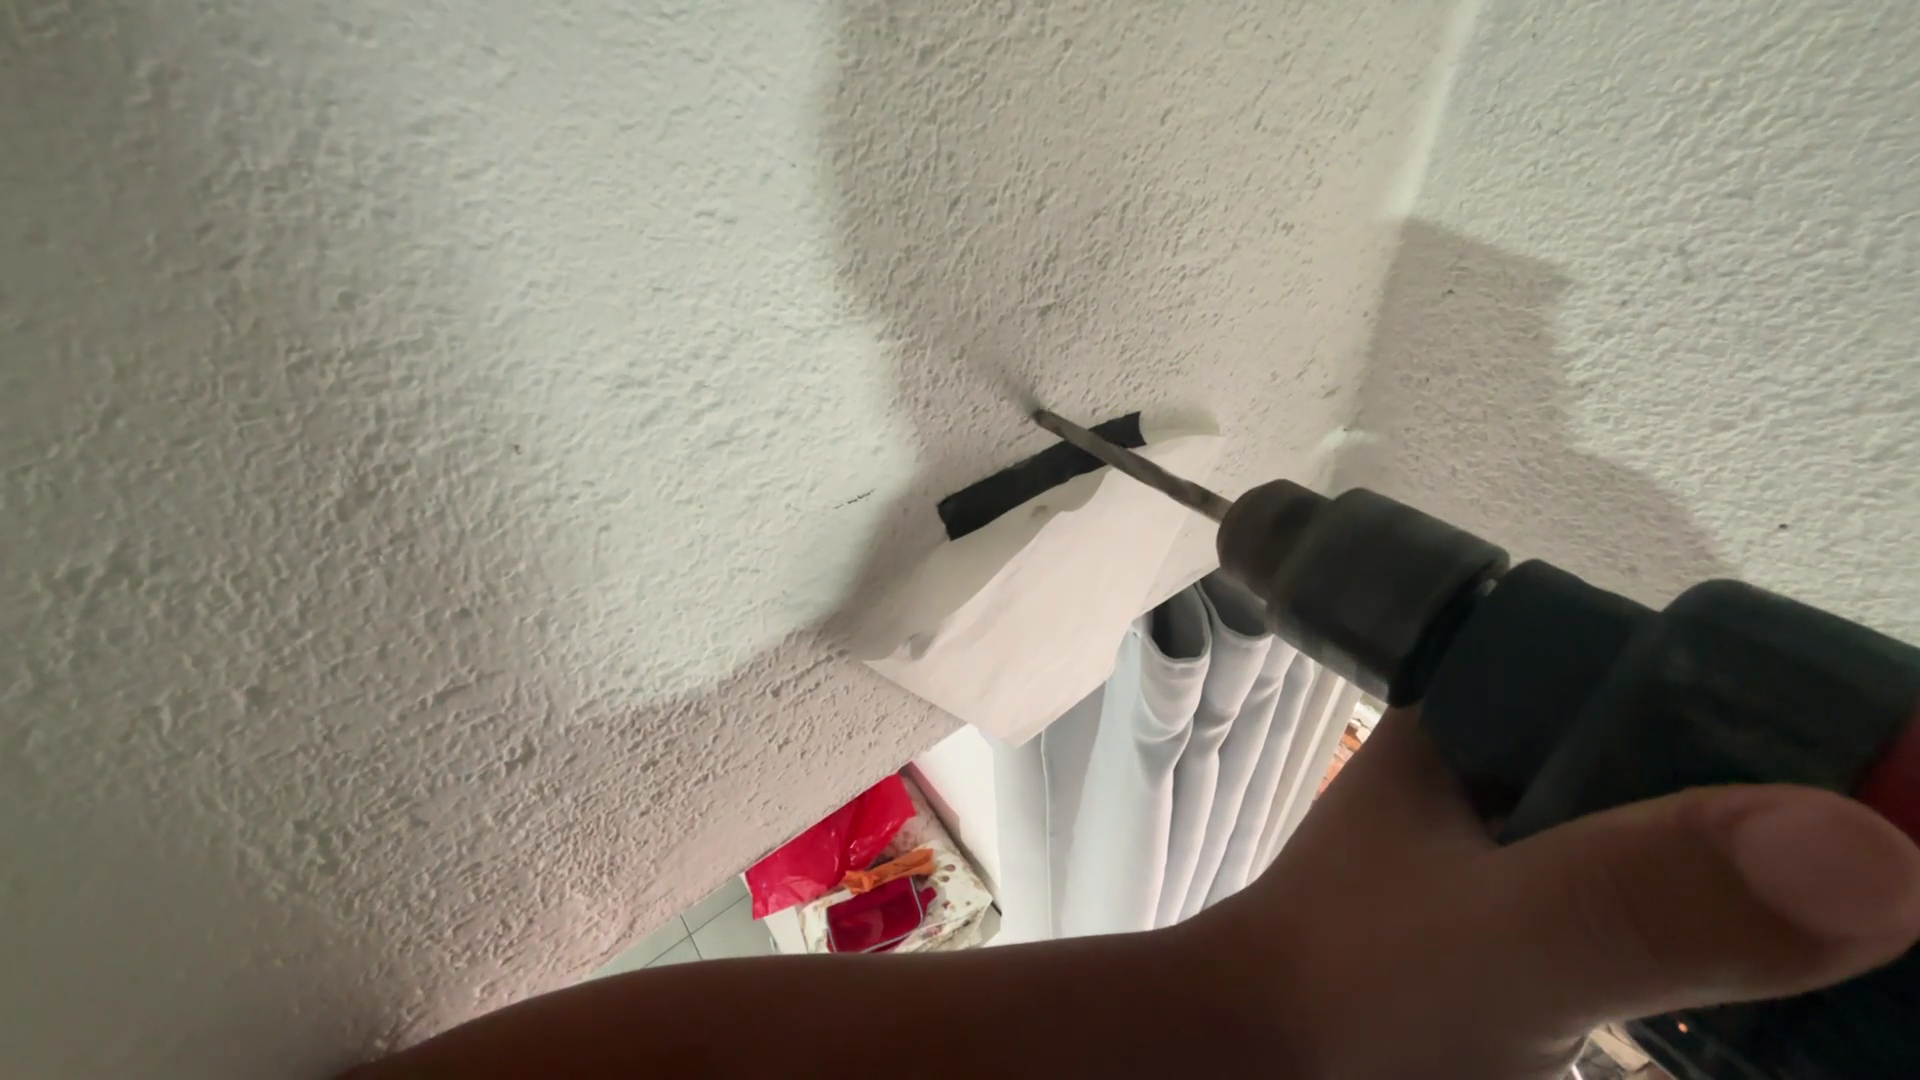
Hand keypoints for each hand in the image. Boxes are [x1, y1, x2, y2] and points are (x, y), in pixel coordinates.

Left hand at [1192, 708, 1919, 1078]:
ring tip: (1893, 930)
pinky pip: (1670, 920)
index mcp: (1476, 723)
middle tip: (1907, 888)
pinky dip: (1743, 949)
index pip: (1651, 680)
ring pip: (1687, 848)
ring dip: (1777, 892)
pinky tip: (1820, 988)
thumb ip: (1643, 896)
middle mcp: (1505, 772)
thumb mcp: (1499, 937)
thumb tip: (1878, 850)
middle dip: (1806, 823)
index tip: (1910, 778)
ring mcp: (1527, 850)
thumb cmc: (1351, 985)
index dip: (1785, 717)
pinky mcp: (1546, 927)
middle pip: (1688, 769)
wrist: (1272, 1058)